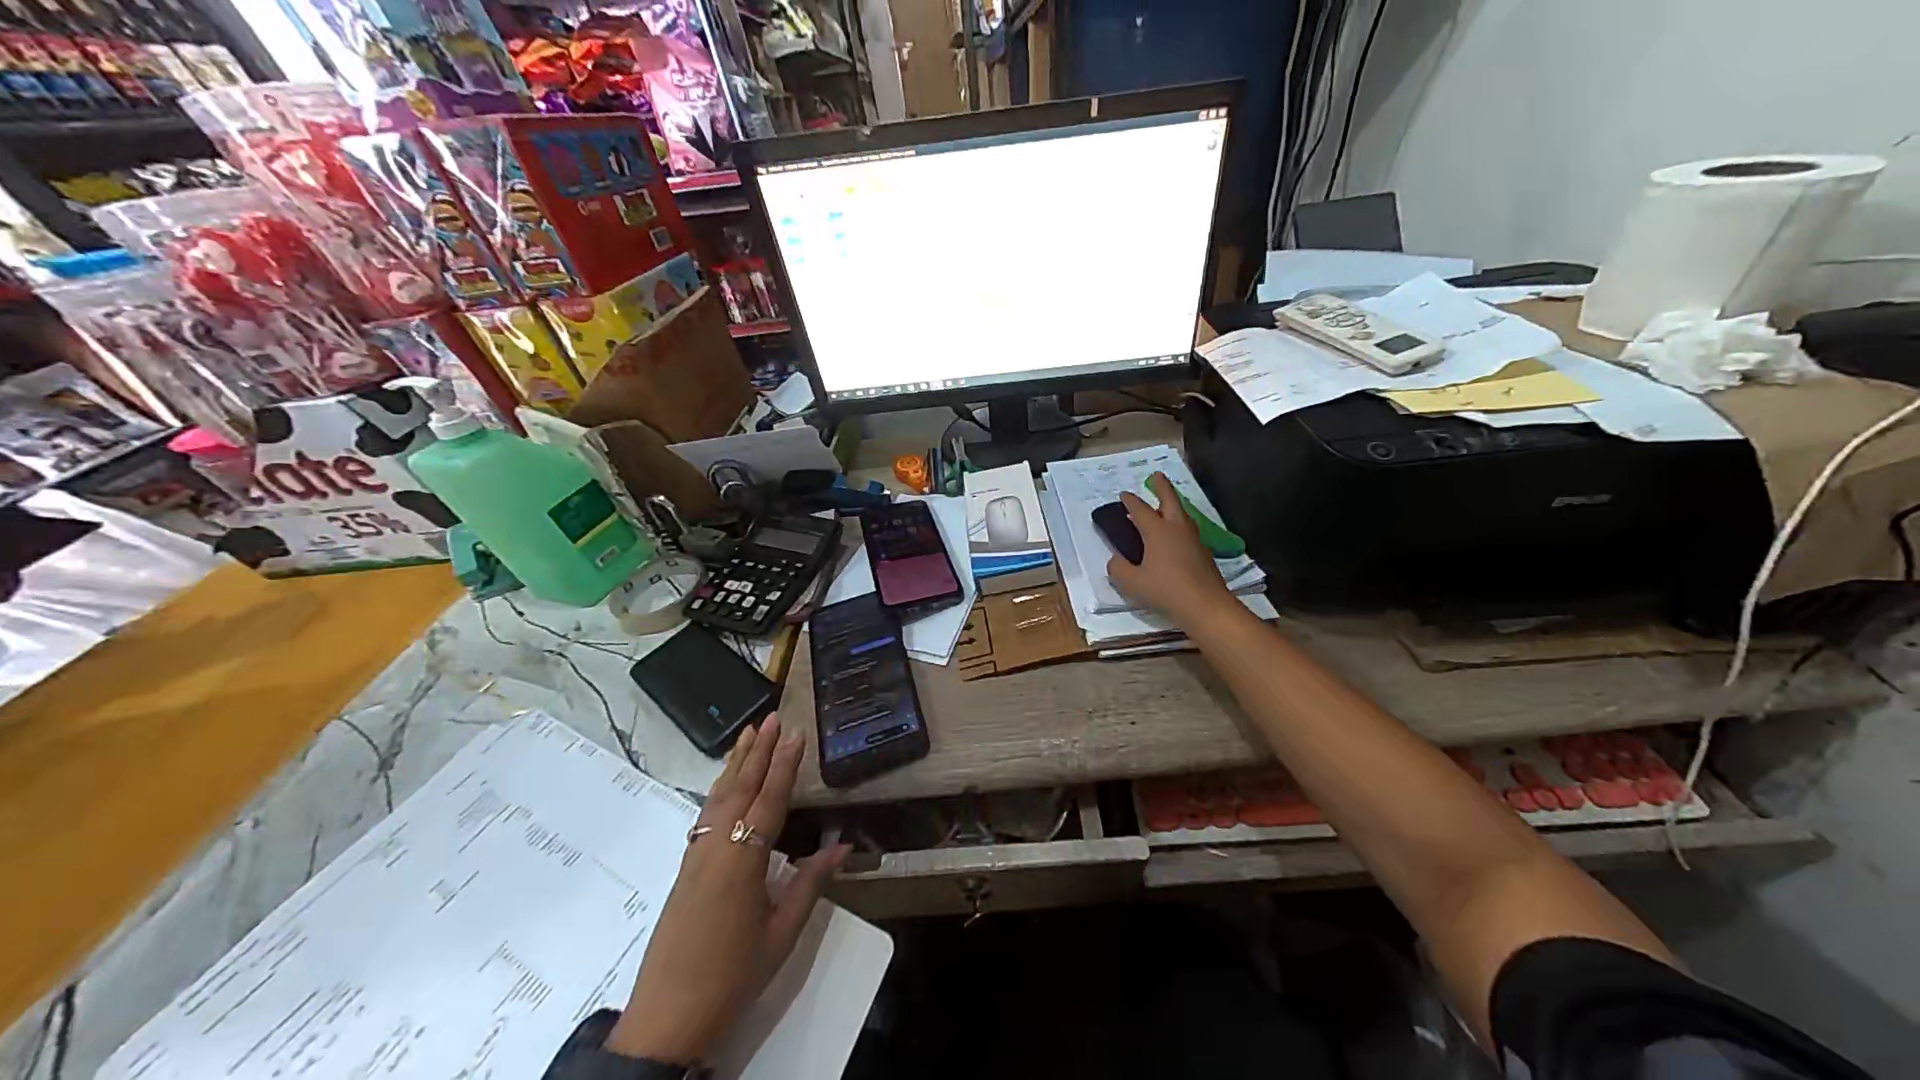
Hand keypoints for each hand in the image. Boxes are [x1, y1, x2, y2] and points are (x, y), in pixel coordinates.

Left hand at [605, 715, 850, 1063]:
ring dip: (735, 763)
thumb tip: (843, 846)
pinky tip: (725, 784)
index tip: (796, 733)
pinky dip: (719, 789)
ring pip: (718, 797)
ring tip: (748, 734)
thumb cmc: (733, 974)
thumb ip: (810, 883)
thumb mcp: (782, 932)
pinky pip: (706, 814)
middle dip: (758, 751)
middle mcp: (716, 846)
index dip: (784, 765)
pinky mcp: (686, 867)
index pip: (769, 799)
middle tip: (771, 718)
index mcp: (743, 859)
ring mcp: (696, 855)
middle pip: (740, 787)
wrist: (667, 1015)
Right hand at [1105, 472, 1236, 628]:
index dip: (1130, 501)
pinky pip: (1188, 531)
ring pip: (1182, 515)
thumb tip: (1116, 560)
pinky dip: (1179, 526)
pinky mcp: (1204, 553)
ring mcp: (1194, 540)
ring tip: (1164, 507)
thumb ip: (1118, 569)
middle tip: (1157, 476)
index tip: (1124, 495)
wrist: (1205, 606)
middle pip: (1170, 501)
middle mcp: (1177, 529)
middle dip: (1162, 487)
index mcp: (1157, 531)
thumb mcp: (1132, 583)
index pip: (1140, 510)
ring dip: (1172, 506)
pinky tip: (1175, 538)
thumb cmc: (1165, 591)